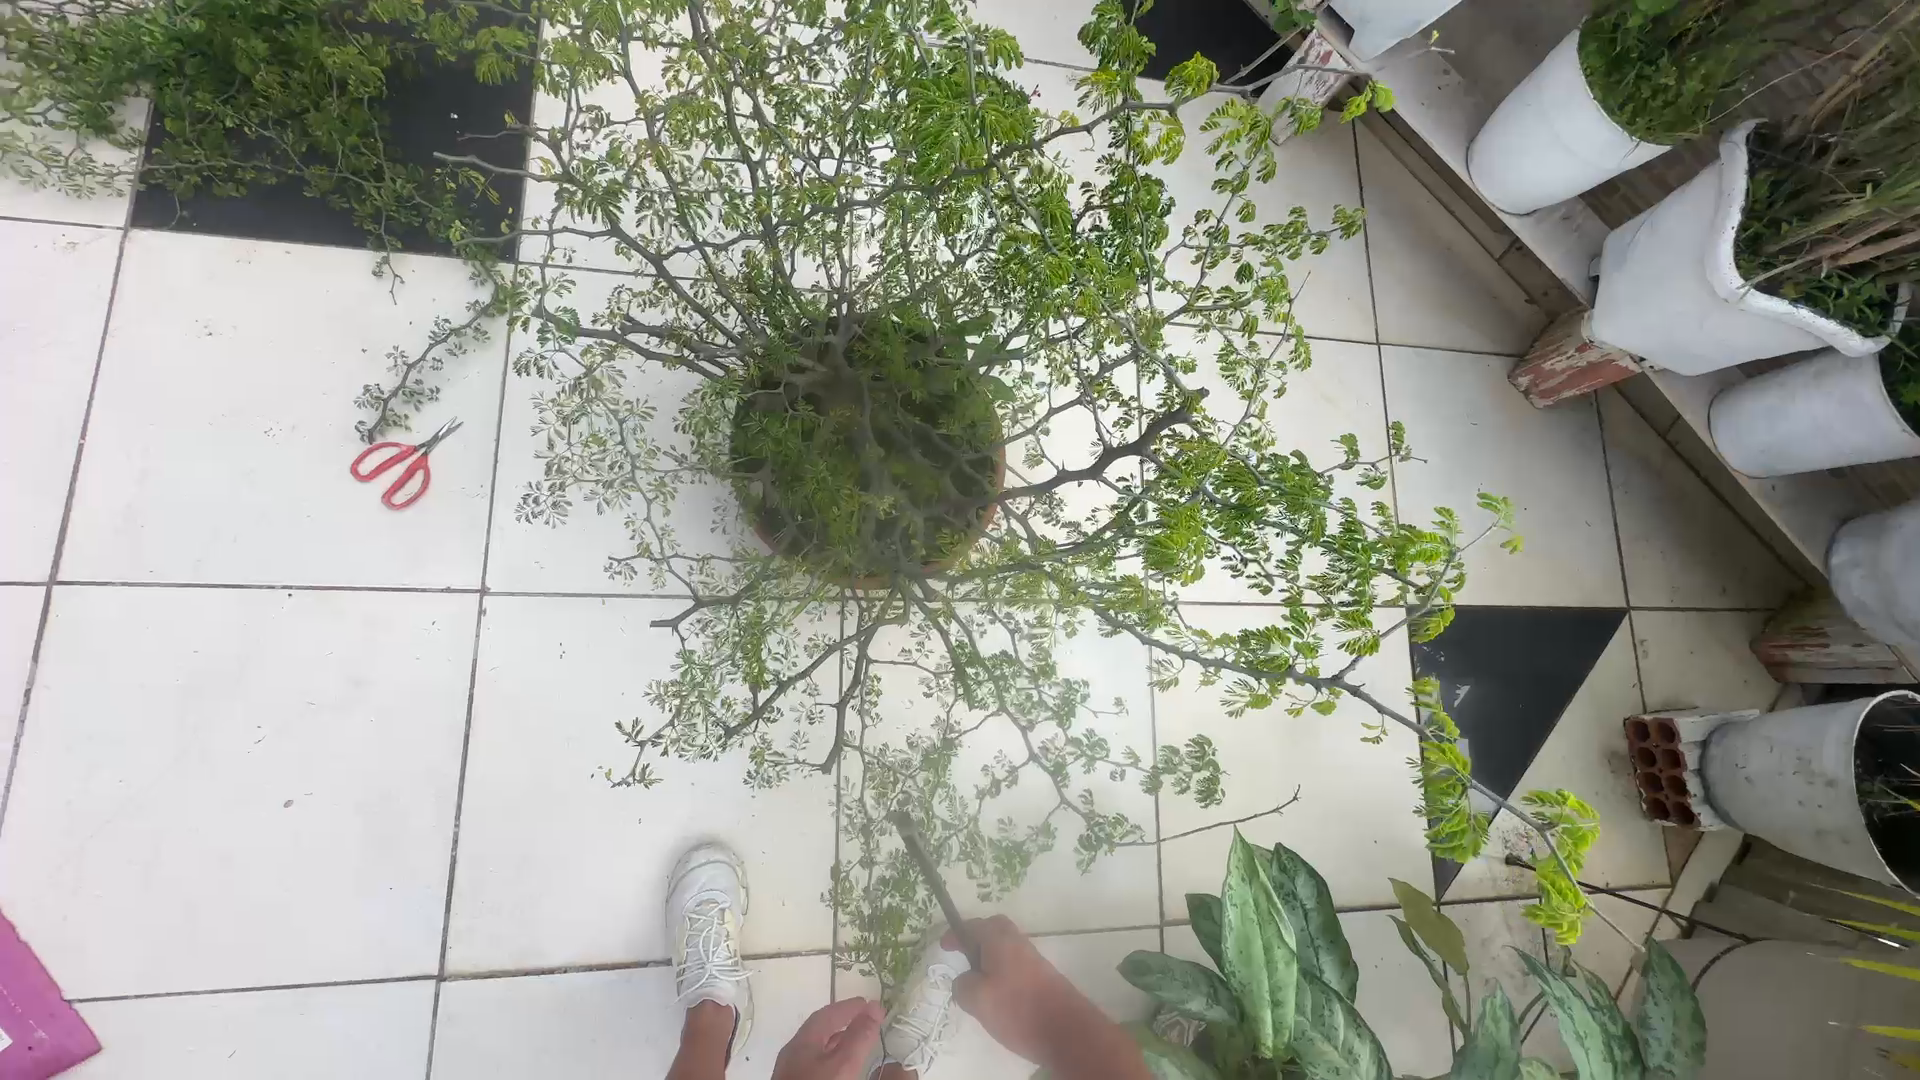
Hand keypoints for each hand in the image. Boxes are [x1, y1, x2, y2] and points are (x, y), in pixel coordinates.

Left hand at [771, 997, 884, 1079]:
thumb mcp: (843, 1064)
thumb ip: (859, 1036)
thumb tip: (875, 1007)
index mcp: (802, 1041)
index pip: (828, 1014)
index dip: (849, 1007)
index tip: (868, 1003)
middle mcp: (793, 1053)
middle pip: (819, 1029)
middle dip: (842, 1021)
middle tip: (864, 1019)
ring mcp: (790, 1073)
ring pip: (816, 1049)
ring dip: (836, 1041)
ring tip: (855, 1042)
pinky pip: (813, 1064)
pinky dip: (830, 1058)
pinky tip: (838, 1070)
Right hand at [946, 915, 1104, 1067]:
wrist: (1065, 1029)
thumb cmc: (1017, 1008)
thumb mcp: (978, 999)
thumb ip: (963, 986)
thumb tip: (963, 980)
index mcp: (998, 939)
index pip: (973, 925)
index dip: (956, 934)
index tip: (944, 945)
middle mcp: (1016, 941)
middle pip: (994, 929)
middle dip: (976, 939)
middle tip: (964, 957)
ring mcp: (1032, 958)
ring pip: (1005, 948)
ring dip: (989, 958)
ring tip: (978, 986)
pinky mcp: (1041, 976)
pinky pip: (1014, 964)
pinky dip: (1001, 972)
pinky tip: (998, 997)